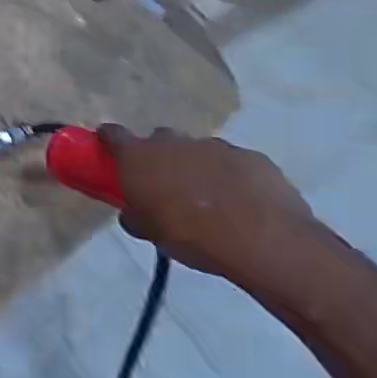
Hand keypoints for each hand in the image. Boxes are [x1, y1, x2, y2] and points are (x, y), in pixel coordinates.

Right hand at [100, 124, 321, 284]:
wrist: (265, 243)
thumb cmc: (189, 234)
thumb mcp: (147, 230)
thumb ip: (133, 213)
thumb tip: (134, 212)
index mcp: (138, 155)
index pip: (113, 133)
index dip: (110, 140)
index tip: (113, 151)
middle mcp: (174, 142)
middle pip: (162, 138)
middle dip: (163, 154)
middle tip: (169, 181)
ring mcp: (218, 148)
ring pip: (202, 150)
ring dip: (201, 165)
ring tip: (213, 195)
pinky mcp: (256, 159)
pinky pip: (238, 163)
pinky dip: (236, 175)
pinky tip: (245, 200)